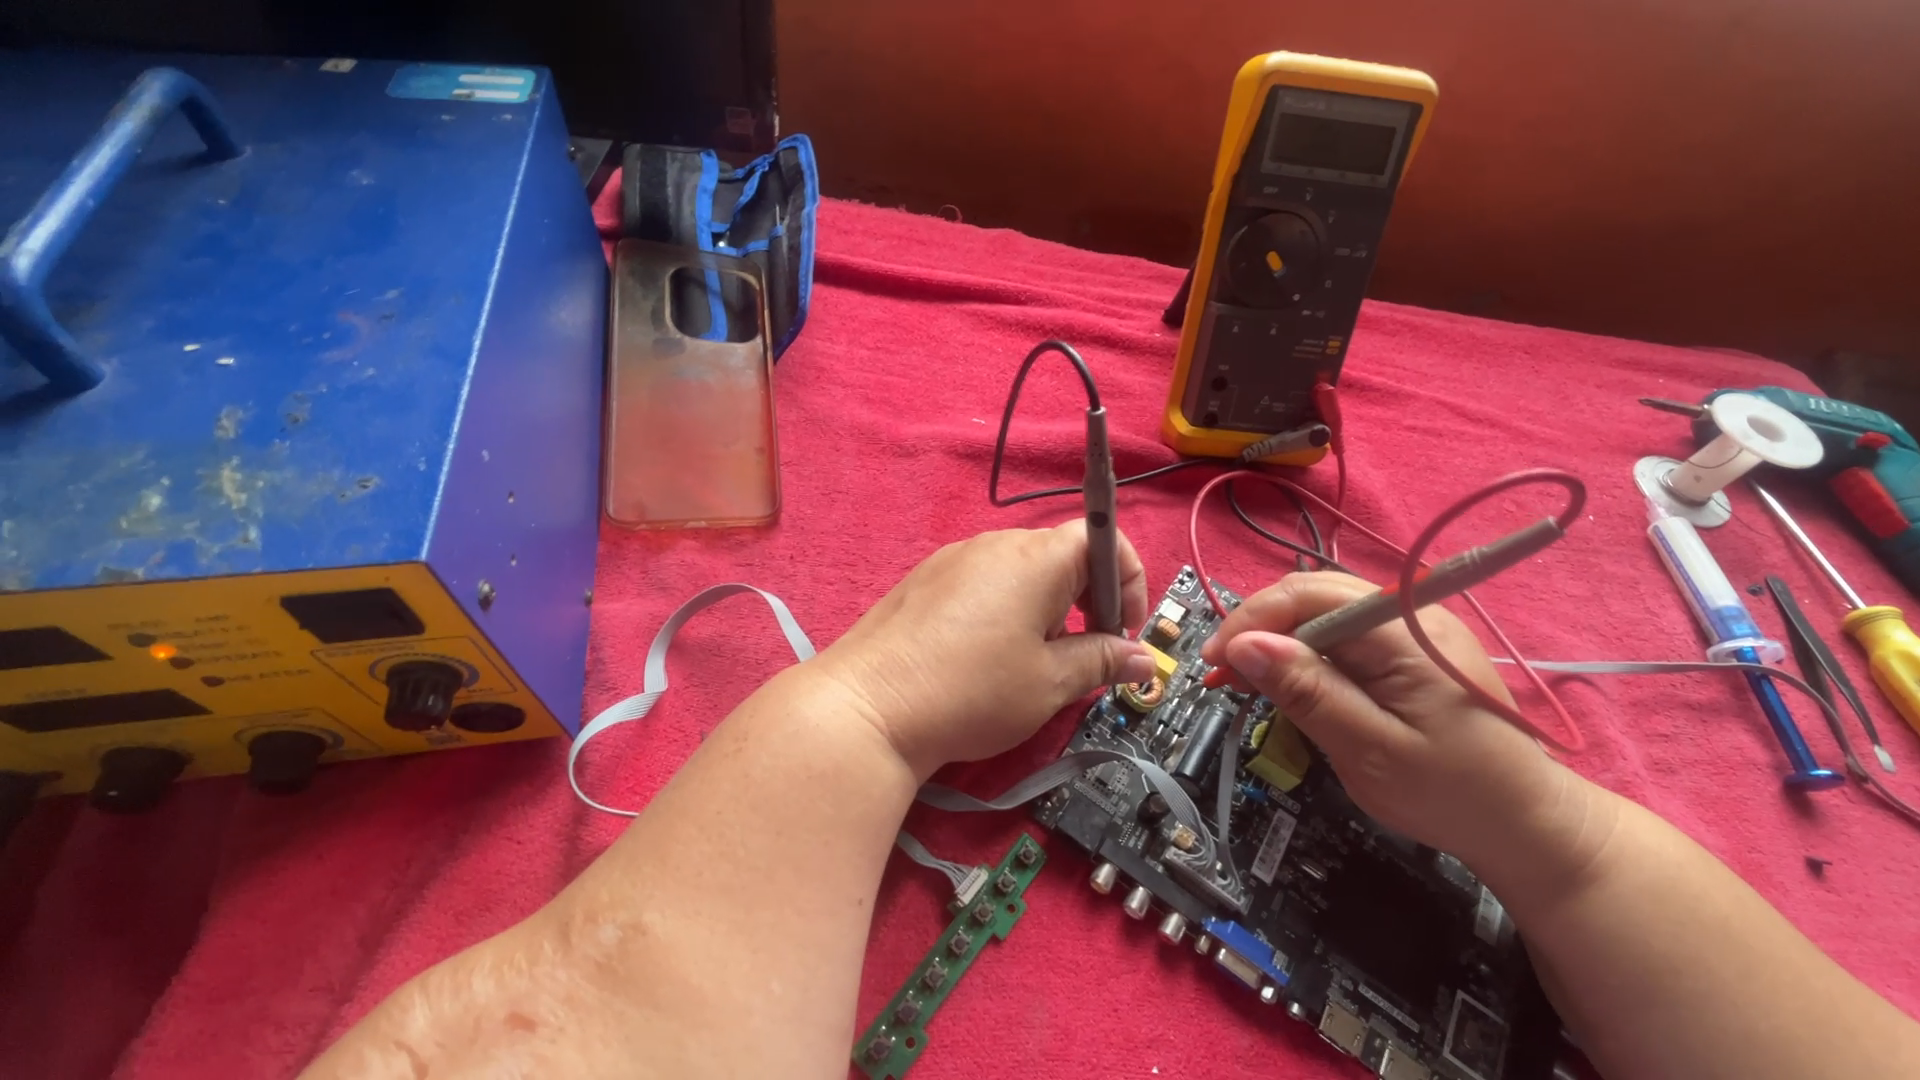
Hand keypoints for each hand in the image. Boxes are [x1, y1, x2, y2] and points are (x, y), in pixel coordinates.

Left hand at [814, 521, 1154, 779]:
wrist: (868, 706)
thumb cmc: (970, 691)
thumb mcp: (1050, 683)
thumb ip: (1102, 661)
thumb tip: (1142, 658)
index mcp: (1035, 557)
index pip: (1103, 539)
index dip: (1128, 583)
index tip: (1124, 633)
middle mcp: (993, 544)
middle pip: (1061, 556)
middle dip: (1086, 603)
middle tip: (1080, 658)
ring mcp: (953, 560)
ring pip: (1020, 574)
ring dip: (1044, 612)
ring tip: (1029, 667)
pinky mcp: (925, 582)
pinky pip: (983, 585)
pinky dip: (1004, 613)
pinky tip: (985, 661)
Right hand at [1201, 572, 1593, 868]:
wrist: (1528, 824)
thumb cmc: (1452, 794)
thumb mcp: (1370, 749)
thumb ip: (1308, 692)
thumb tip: (1244, 646)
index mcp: (1404, 631)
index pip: (1309, 595)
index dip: (1252, 619)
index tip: (1214, 661)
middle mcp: (1407, 614)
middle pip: (1311, 595)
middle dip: (1257, 628)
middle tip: (1221, 674)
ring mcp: (1409, 629)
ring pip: (1320, 614)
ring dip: (1275, 642)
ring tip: (1242, 680)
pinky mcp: (1405, 650)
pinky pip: (1339, 637)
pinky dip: (1302, 655)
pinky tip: (1282, 682)